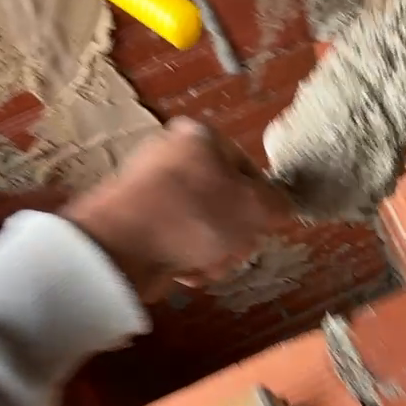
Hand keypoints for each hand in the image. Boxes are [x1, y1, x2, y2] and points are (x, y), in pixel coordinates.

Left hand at [61, 118, 290, 301]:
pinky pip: (180, 242)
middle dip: (236, 235)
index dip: (262, 205)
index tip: (261, 226)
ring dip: (216, 253)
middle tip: (232, 246)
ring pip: (208, 229)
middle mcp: (174, 155)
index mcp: (201, 137)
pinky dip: (189, 259)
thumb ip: (280, 203)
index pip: (251, 172)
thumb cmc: (198, 214)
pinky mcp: (138, 222)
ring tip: (206, 261)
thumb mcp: (258, 207)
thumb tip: (281, 207)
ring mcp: (152, 190)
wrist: (125, 246)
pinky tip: (184, 268)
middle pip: (229, 205)